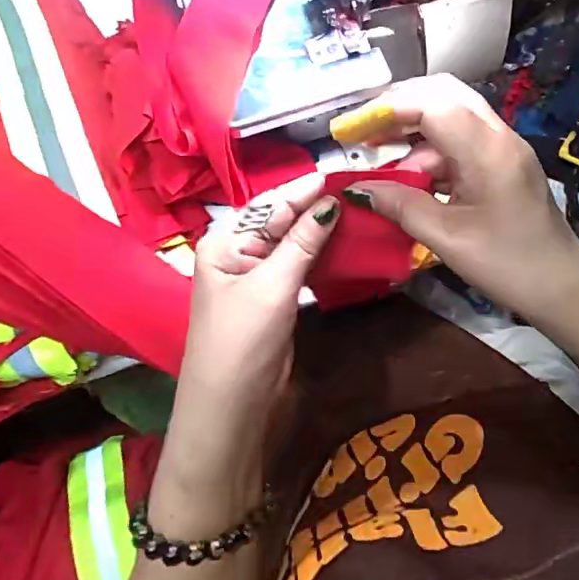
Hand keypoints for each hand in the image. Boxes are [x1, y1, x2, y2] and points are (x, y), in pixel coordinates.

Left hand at [153, 174, 339, 534]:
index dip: (302, 191)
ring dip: (319, 230)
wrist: (232, 406)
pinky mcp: (274, 297)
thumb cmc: (243, 339)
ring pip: (291, 243)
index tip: (337, 174)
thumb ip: (301, 243)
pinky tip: (342, 242)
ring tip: (354, 210)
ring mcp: (255, 276)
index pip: (267, 206)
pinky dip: (319, 255)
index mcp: (224, 242)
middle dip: (313, 208)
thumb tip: (329, 202)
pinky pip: (298, 266)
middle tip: (353, 189)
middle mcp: (236, 253)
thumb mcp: (273, 286)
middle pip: (280, 221)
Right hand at [344, 75, 578, 317]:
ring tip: (377, 154)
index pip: (431, 104)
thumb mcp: (447, 238)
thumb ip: (400, 206)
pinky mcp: (502, 162)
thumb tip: (357, 188)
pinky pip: (460, 139)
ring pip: (450, 115)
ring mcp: (503, 147)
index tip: (351, 129)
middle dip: (398, 106)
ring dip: (412, 129)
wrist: (564, 289)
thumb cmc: (508, 264)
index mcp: (487, 149)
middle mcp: (498, 136)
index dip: (386, 109)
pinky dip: (429, 149)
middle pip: (443, 94)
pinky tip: (408, 175)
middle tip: (362, 129)